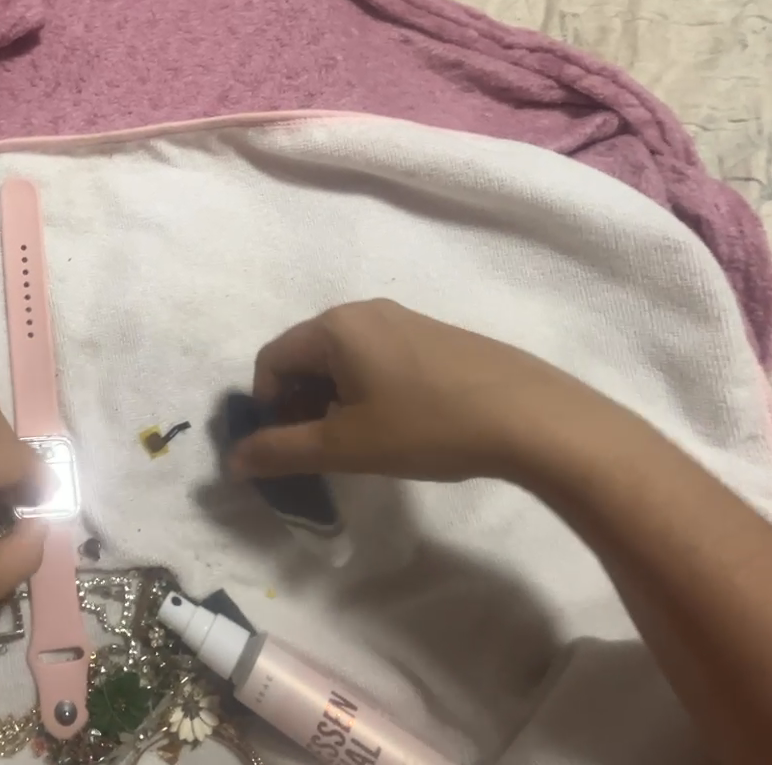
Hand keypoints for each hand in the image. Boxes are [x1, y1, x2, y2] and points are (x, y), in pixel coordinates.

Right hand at [230, 299, 616, 482]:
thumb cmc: (427, 427)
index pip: (270, 358)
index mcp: (333, 327)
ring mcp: (402, 318)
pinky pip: (376, 353)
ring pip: (341, 356)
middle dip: (299, 399)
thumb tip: (233, 460)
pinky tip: (399, 420)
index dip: (267, 404)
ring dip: (332, 395)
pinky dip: (366, 385)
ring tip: (361, 436)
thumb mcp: (345, 446)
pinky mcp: (434, 333)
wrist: (538, 420)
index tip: (289, 443)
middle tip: (321, 444)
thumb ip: (282, 451)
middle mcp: (361, 311)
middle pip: (305, 354)